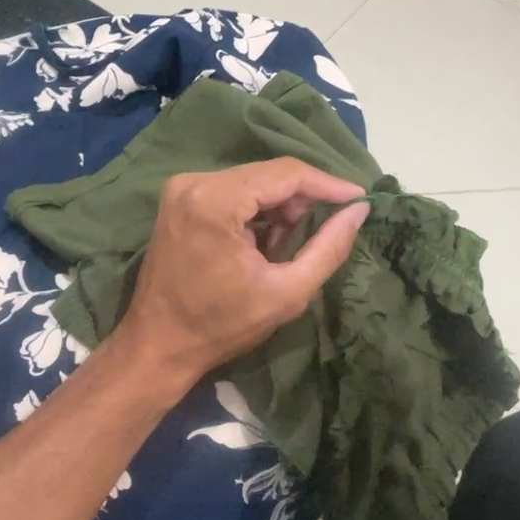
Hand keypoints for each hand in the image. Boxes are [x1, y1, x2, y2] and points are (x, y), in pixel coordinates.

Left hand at [117, 158, 369, 378]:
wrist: (158, 345)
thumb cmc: (222, 326)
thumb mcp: (287, 292)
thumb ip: (329, 248)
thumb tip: (360, 210)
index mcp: (215, 200)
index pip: (285, 173)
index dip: (328, 184)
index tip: (361, 199)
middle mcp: (194, 182)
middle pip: (268, 174)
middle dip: (303, 200)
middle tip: (327, 231)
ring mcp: (182, 188)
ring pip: (253, 181)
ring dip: (280, 208)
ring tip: (292, 247)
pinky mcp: (179, 199)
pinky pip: (233, 191)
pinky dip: (257, 212)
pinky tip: (267, 244)